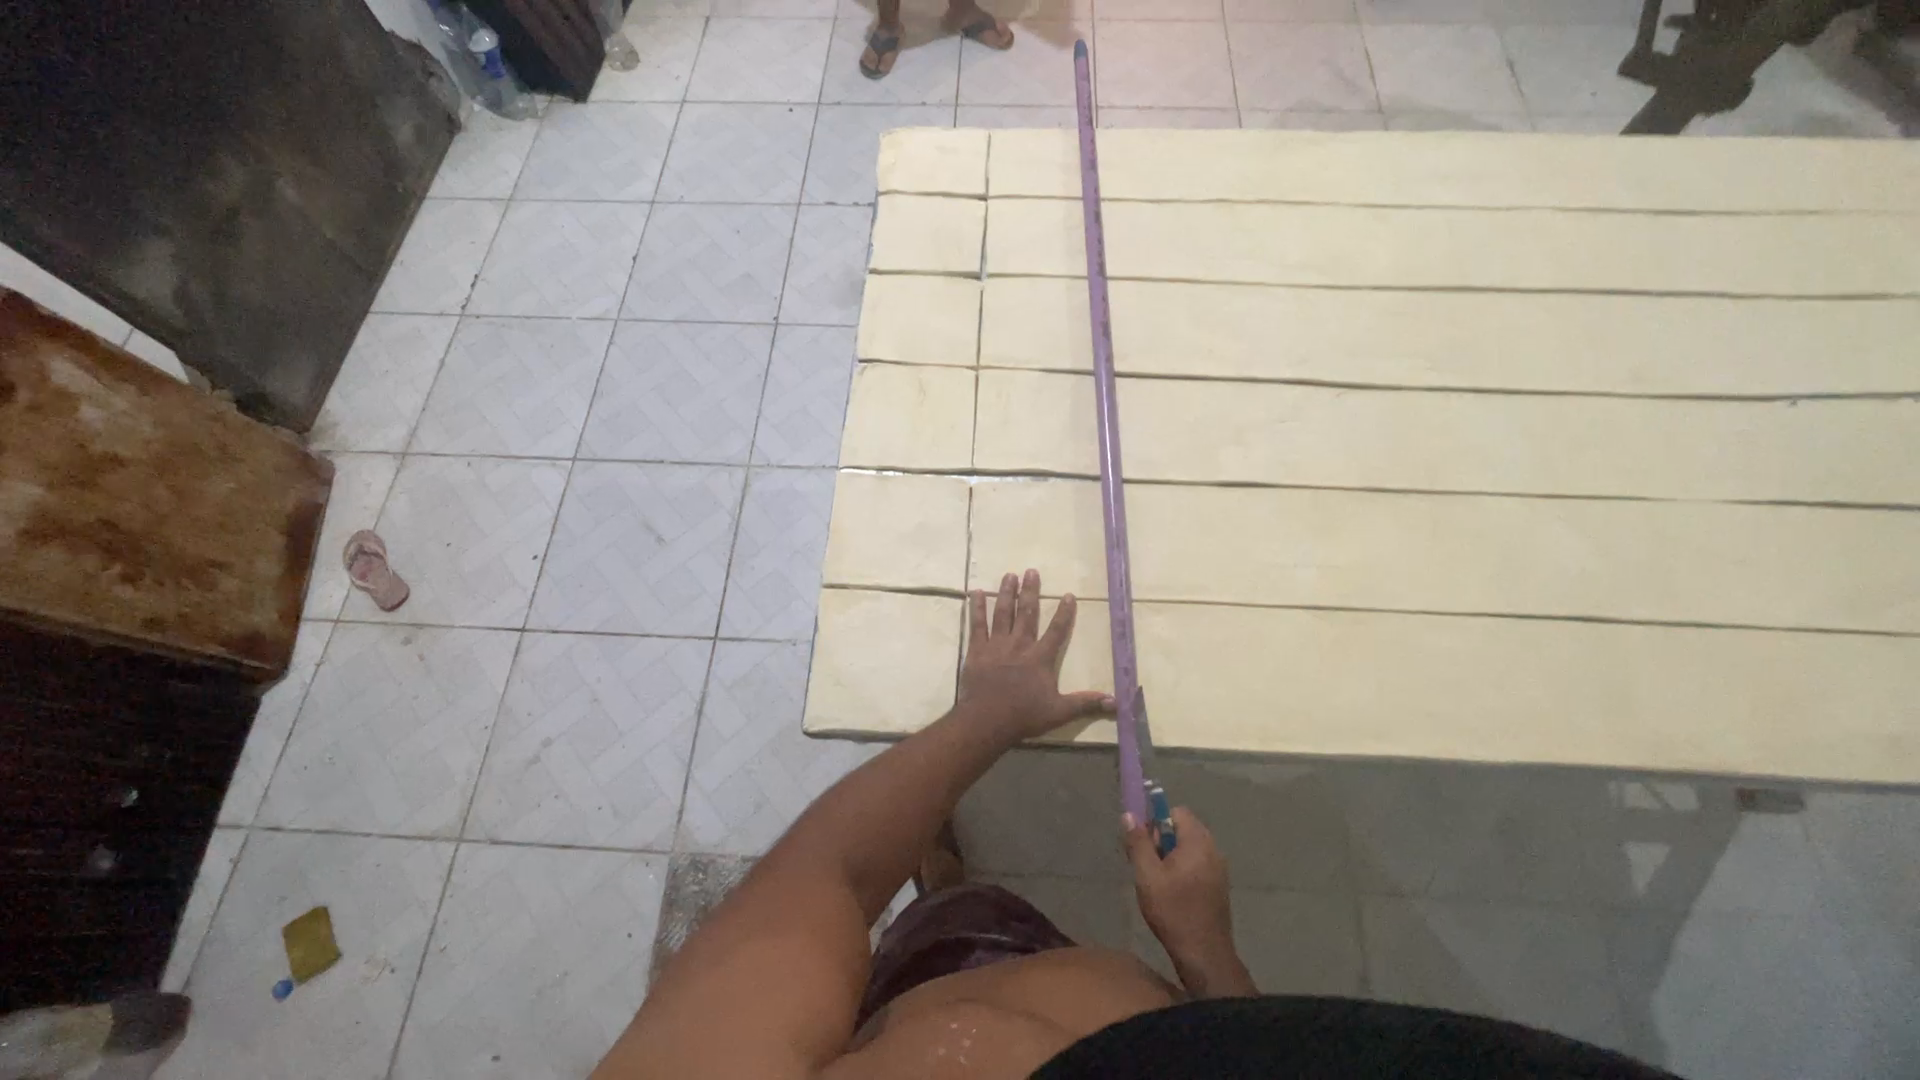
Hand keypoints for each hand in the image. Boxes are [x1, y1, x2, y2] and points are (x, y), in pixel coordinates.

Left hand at [959, 569, 1114, 739]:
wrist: (987, 720)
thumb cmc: (1024, 716)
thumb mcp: (1060, 712)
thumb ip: (1086, 703)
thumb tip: (1116, 702)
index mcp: (1041, 658)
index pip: (1057, 630)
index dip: (1064, 613)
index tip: (1069, 595)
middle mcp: (1020, 645)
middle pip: (1027, 613)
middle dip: (1031, 592)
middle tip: (1032, 571)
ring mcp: (996, 646)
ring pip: (1003, 613)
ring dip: (1007, 593)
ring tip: (1010, 575)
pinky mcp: (977, 650)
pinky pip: (977, 625)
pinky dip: (977, 608)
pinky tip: (977, 593)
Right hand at [1124, 807, 1255, 997]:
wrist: (1204, 953)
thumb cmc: (1173, 911)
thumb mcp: (1147, 875)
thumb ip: (1138, 843)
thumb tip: (1129, 815)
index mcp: (1197, 842)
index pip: (1176, 811)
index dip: (1156, 821)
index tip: (1144, 843)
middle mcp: (1213, 849)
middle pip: (1184, 828)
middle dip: (1162, 839)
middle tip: (1147, 864)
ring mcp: (1219, 868)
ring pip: (1190, 847)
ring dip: (1172, 855)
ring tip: (1156, 881)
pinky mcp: (1219, 885)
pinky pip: (1198, 863)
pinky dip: (1184, 868)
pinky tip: (1172, 892)